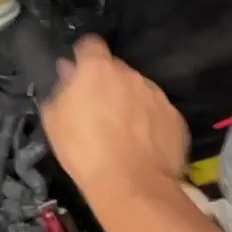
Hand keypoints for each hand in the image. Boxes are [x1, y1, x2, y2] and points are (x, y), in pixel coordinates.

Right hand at [40, 36, 190, 207]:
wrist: (132, 187)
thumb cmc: (84, 150)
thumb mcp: (55, 118)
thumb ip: (61, 88)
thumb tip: (68, 72)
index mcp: (97, 69)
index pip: (91, 44)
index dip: (84, 55)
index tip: (80, 70)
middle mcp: (129, 75)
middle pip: (115, 69)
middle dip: (107, 82)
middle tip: (98, 106)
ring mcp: (156, 96)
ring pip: (138, 89)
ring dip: (129, 100)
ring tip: (123, 128)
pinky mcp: (176, 119)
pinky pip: (157, 111)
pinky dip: (150, 120)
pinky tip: (142, 142)